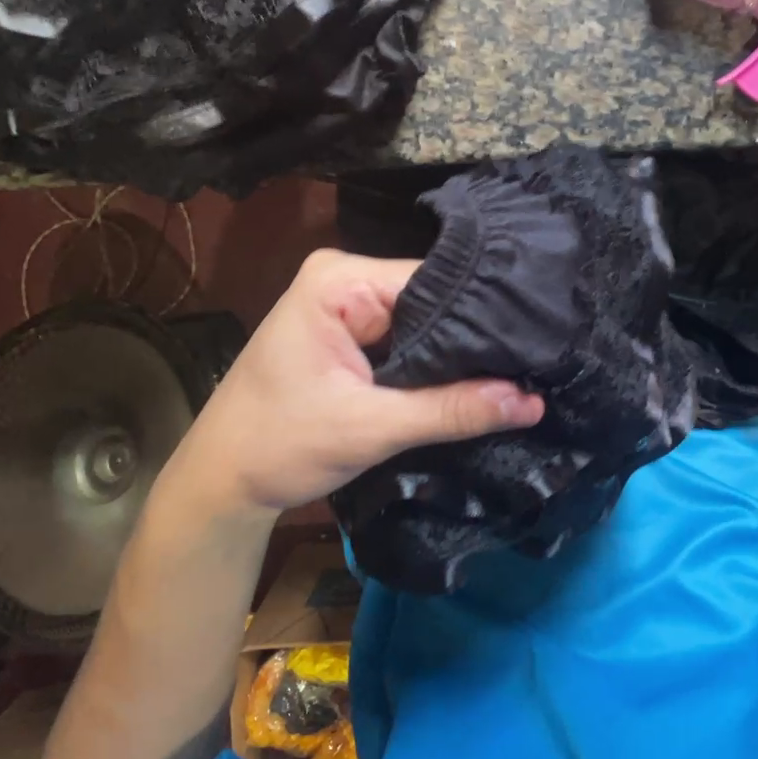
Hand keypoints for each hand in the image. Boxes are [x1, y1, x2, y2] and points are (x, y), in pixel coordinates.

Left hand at [167, 249, 545, 516]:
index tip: (534, 341)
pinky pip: (407, 338)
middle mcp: (344, 277)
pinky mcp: (349, 332)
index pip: (434, 280)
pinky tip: (475, 379)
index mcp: (340, 279)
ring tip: (519, 371)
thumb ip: (453, 409)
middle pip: (432, 298)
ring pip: (423, 322)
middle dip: (474, 336)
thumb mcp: (371, 427)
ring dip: (457, 353)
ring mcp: (346, 304)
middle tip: (536, 362)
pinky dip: (433, 363)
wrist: (221, 481)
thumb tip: (532, 400)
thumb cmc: (280, 445)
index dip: (483, 313)